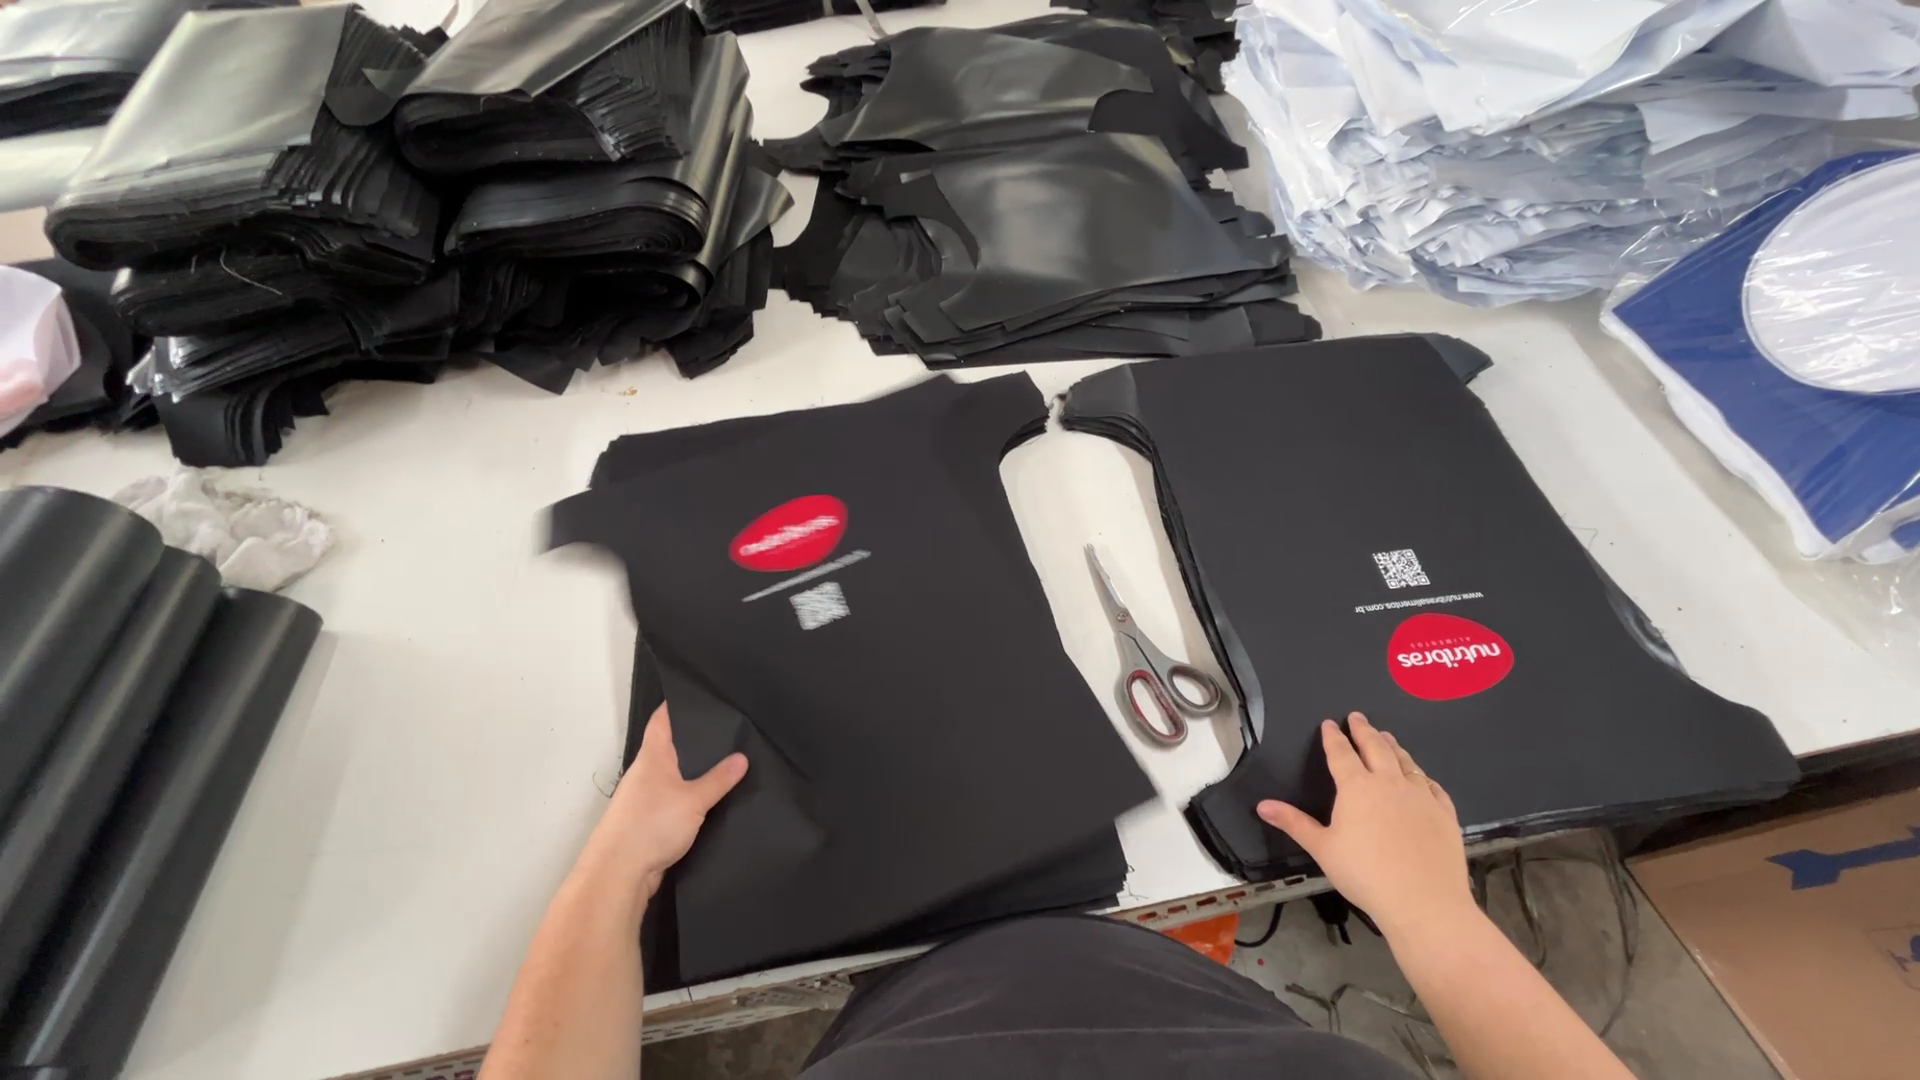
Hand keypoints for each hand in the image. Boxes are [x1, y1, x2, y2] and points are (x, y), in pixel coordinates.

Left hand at [582, 704, 747, 902]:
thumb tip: (742, 758)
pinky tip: (712, 798)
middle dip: (695, 738)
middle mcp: (646, 772)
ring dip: (694, 770)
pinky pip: (675, 799)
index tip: (701, 693)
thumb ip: (719, 779)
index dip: (678, 704)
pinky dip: (691, 795)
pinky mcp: (650, 821)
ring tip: (727, 760)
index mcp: (652, 757)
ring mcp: (645, 797)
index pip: (662, 719)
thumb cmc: (650, 825)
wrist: (617, 874)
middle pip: (670, 746)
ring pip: (674, 774)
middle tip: (728, 727)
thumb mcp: (693, 800)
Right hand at [1256, 712, 1474, 940]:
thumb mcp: (1322, 848)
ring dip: (1394, 747)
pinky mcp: (1445, 814)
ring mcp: (1421, 797)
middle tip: (1358, 717)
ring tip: (1388, 737)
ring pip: (1406, 762)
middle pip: (1376, 748)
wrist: (1424, 902)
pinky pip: (1433, 786)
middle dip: (1365, 731)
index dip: (1334, 737)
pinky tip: (1422, 776)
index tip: (1330, 724)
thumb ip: (1294, 823)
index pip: (1341, 754)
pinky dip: (1423, 775)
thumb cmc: (1366, 874)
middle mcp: (1389, 783)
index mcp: (1356, 788)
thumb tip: (1262, 806)